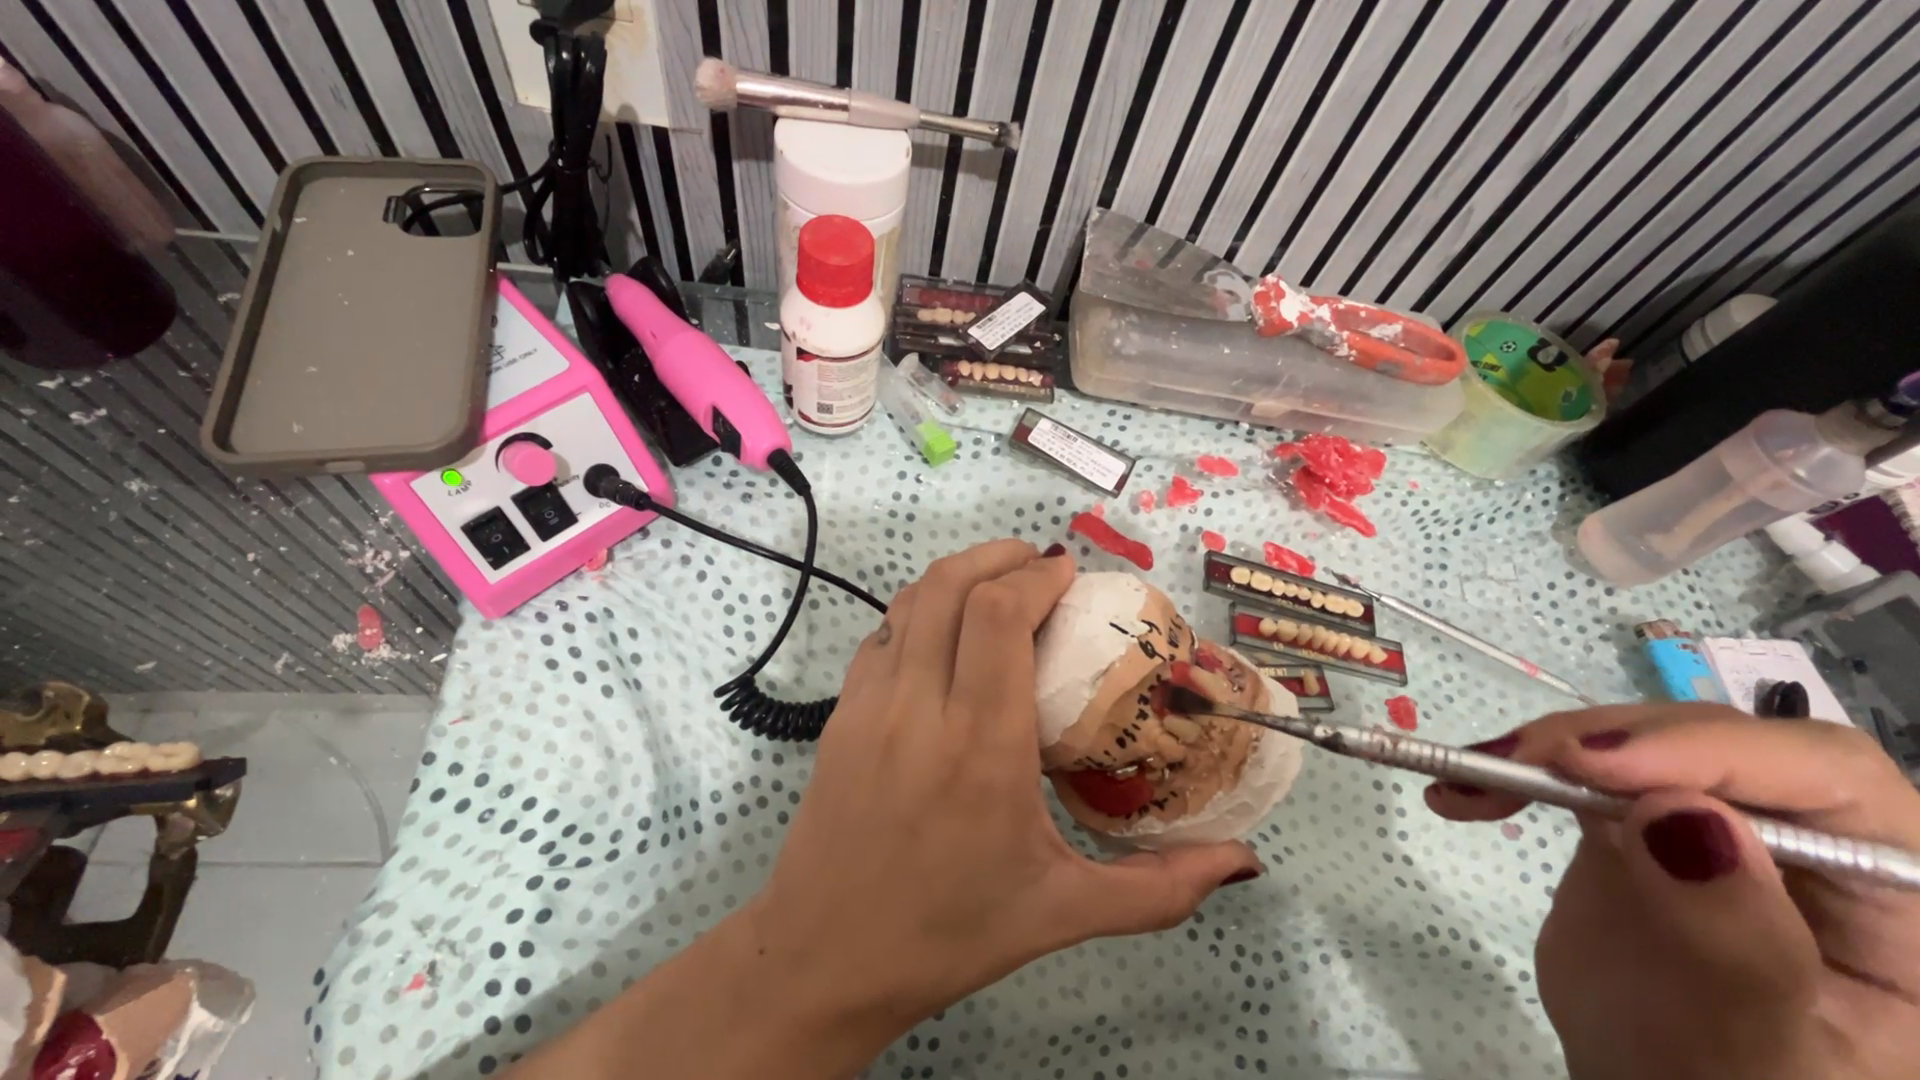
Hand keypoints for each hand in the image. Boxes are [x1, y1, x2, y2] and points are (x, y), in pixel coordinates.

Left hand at [744, 540, 1262, 1044]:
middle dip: (1001, 557)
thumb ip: (1159, 889)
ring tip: (1000, 587)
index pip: (999, 615)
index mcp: (982, 746)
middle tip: (1042, 568)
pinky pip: (881, 637)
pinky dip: (919, 613)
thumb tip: (1244, 863)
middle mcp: (920, 709)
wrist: (826, 959)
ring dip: (958, 576)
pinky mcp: (838, 717)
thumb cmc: (949, 934)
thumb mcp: (1063, 913)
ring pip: (909, 601)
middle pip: (950, 586)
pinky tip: (947, 637)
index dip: (1036, 576)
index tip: (1071, 577)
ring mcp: (868, 707)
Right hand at [1426, 704, 1919, 1079]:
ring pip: (1645, 742)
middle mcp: (1818, 837)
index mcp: (1897, 892)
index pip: (1828, 778)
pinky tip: (1465, 792)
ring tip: (1470, 779)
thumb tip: (1677, 814)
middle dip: (1613, 743)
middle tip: (1514, 765)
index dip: (1712, 752)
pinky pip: (1586, 771)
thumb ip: (1738, 943)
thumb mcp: (1756, 1052)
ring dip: (1549, 749)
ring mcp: (1723, 822)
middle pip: (1724, 742)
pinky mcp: (1643, 821)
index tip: (1591, 763)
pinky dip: (1521, 771)